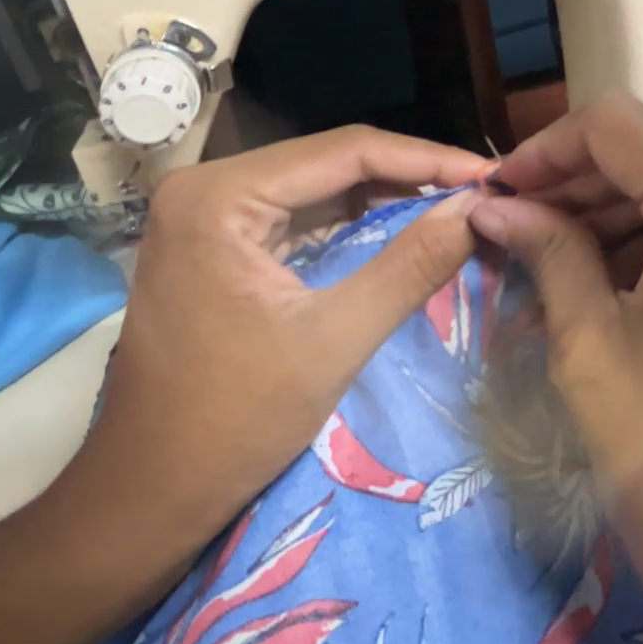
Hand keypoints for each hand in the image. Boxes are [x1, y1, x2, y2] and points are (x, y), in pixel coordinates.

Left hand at [61, 126, 492, 550]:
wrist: (150, 492)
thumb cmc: (234, 420)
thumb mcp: (335, 339)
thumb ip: (411, 266)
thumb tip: (478, 209)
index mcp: (219, 195)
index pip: (346, 151)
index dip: (428, 160)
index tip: (492, 176)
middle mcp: (207, 186)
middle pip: (332, 161)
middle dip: (412, 176)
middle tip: (482, 193)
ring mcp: (208, 214)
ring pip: (320, 186)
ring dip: (388, 197)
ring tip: (457, 207)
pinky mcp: (218, 243)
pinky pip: (302, 216)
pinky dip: (356, 223)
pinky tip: (405, 230)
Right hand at [470, 96, 642, 643]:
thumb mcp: (588, 343)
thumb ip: (546, 249)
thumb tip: (495, 205)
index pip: (619, 128)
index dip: (546, 150)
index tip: (498, 190)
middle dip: (578, 181)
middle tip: (512, 222)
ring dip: (614, 211)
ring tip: (546, 250)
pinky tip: (602, 272)